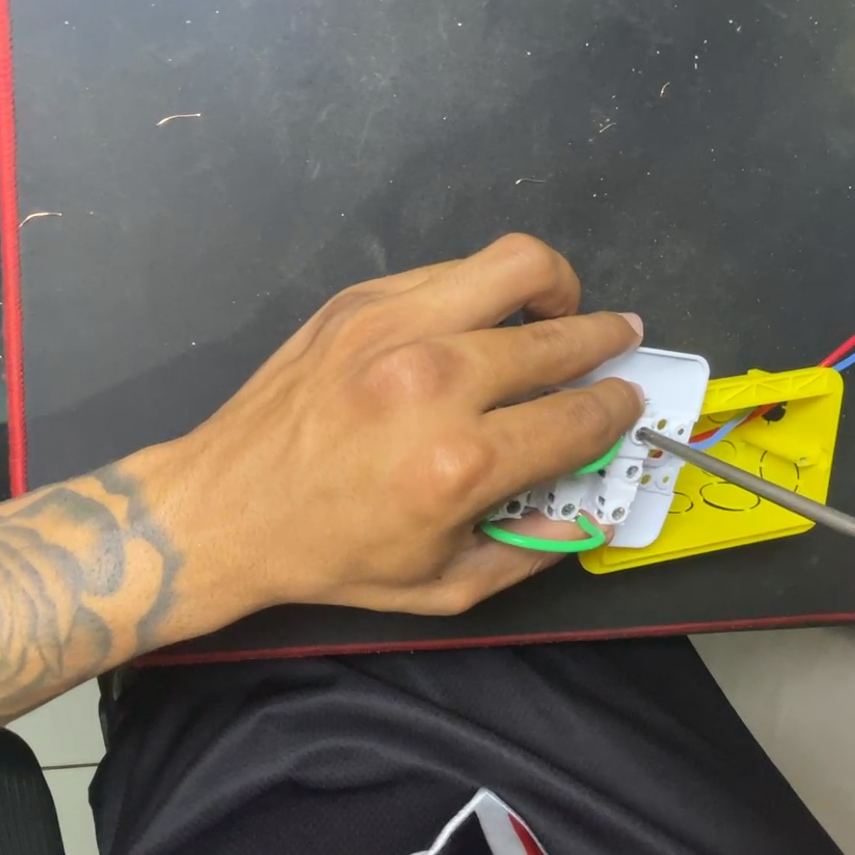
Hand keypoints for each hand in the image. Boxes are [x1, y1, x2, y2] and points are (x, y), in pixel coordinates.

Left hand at [135, 234, 643, 633]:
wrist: (229, 506)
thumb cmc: (334, 556)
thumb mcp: (442, 588)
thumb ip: (529, 553)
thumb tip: (588, 512)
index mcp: (462, 464)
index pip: (578, 419)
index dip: (616, 408)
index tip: (625, 400)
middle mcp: (436, 383)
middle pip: (559, 338)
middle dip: (607, 340)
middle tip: (619, 342)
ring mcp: (393, 328)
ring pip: (514, 266)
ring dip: (557, 285)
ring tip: (560, 306)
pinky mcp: (359, 302)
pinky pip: (451, 271)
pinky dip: (484, 289)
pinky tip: (479, 319)